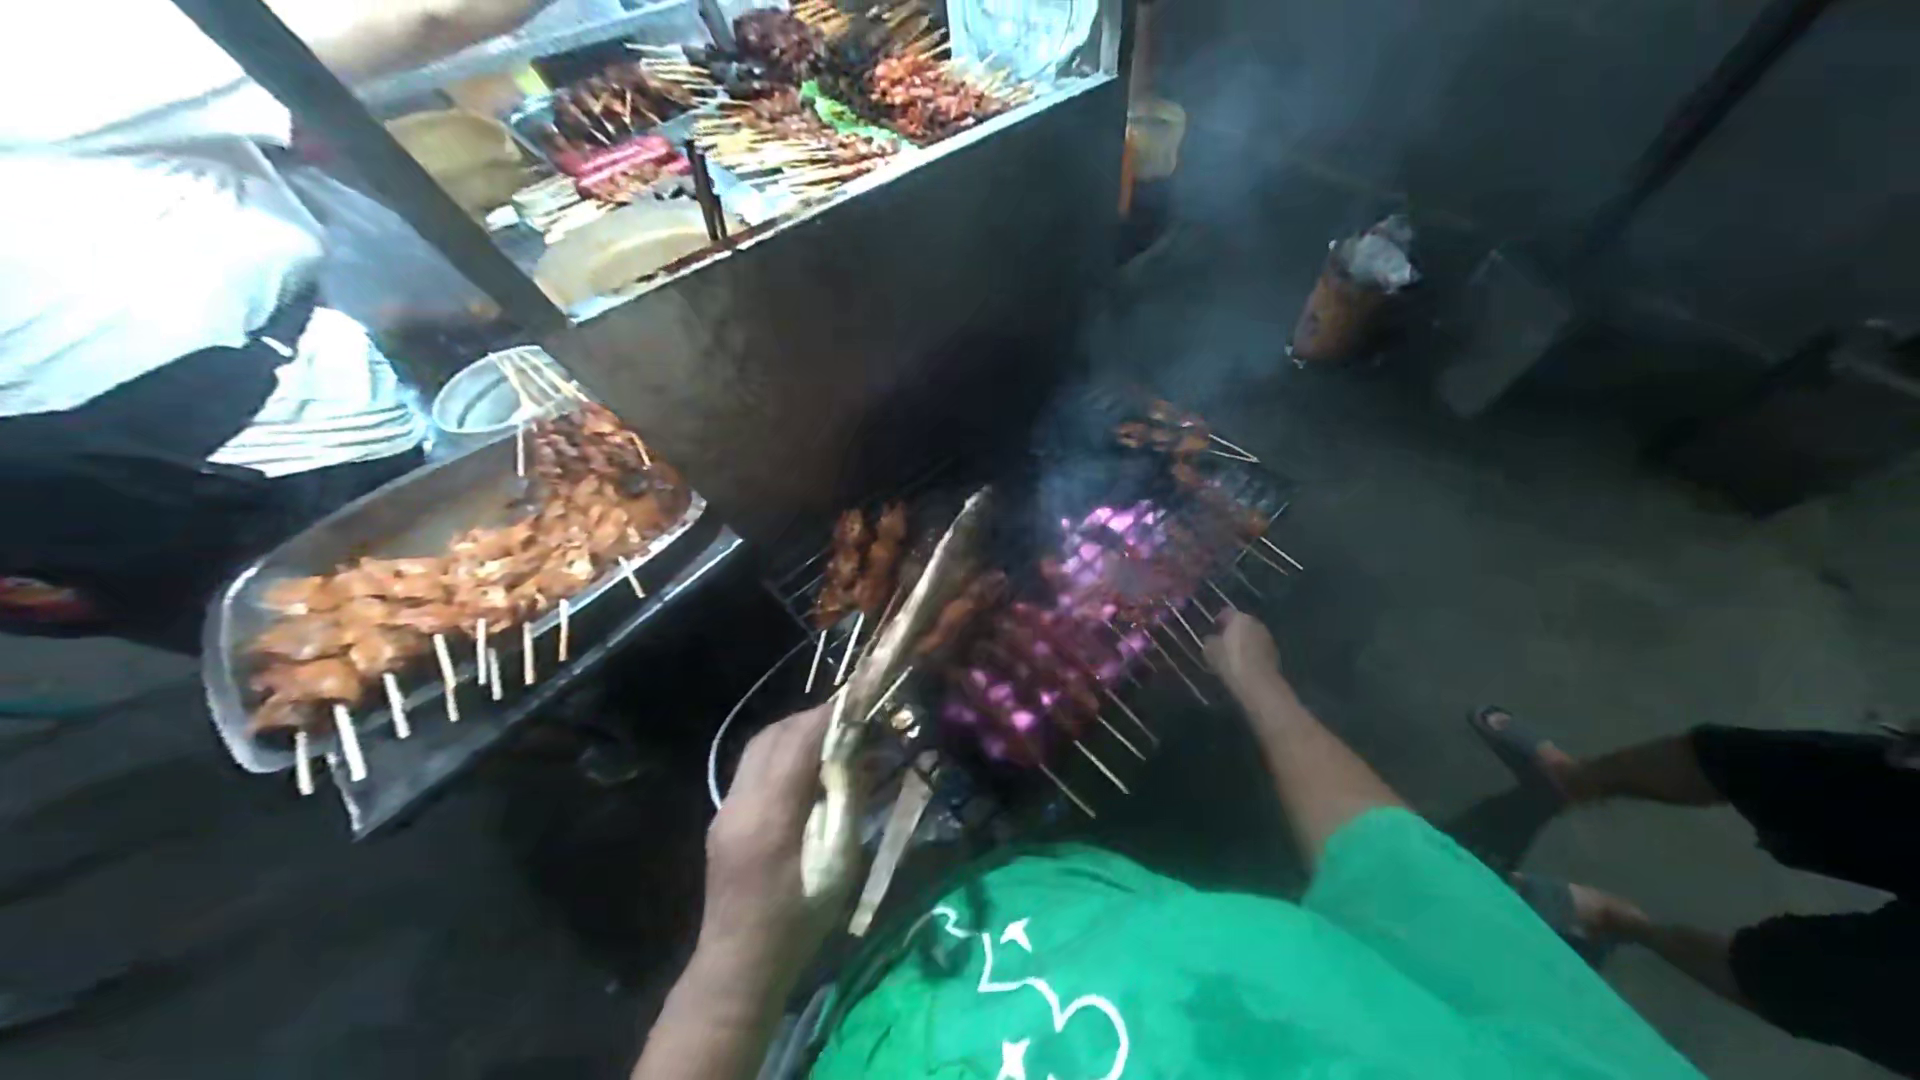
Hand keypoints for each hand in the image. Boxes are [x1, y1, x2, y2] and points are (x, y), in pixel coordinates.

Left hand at [698, 703, 839, 996]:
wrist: (740, 964)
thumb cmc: (799, 920)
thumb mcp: (838, 863)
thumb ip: (847, 803)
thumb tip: (862, 755)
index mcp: (770, 815)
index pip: (798, 742)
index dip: (830, 716)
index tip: (860, 701)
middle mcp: (740, 801)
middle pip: (773, 735)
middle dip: (812, 718)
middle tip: (850, 719)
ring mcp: (725, 807)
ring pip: (758, 746)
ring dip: (794, 732)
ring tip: (830, 737)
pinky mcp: (723, 816)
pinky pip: (752, 765)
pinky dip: (780, 751)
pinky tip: (803, 766)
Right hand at [1203, 609, 1282, 694]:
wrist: (1257, 682)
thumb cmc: (1230, 661)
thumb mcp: (1210, 650)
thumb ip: (1210, 640)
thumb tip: (1212, 639)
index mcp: (1239, 618)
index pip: (1227, 612)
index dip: (1218, 620)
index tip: (1213, 628)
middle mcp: (1256, 623)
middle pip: (1242, 623)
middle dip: (1233, 630)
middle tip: (1222, 641)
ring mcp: (1267, 637)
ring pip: (1252, 635)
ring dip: (1244, 641)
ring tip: (1233, 653)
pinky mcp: (1274, 652)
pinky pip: (1259, 647)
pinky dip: (1252, 651)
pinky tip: (1245, 661)